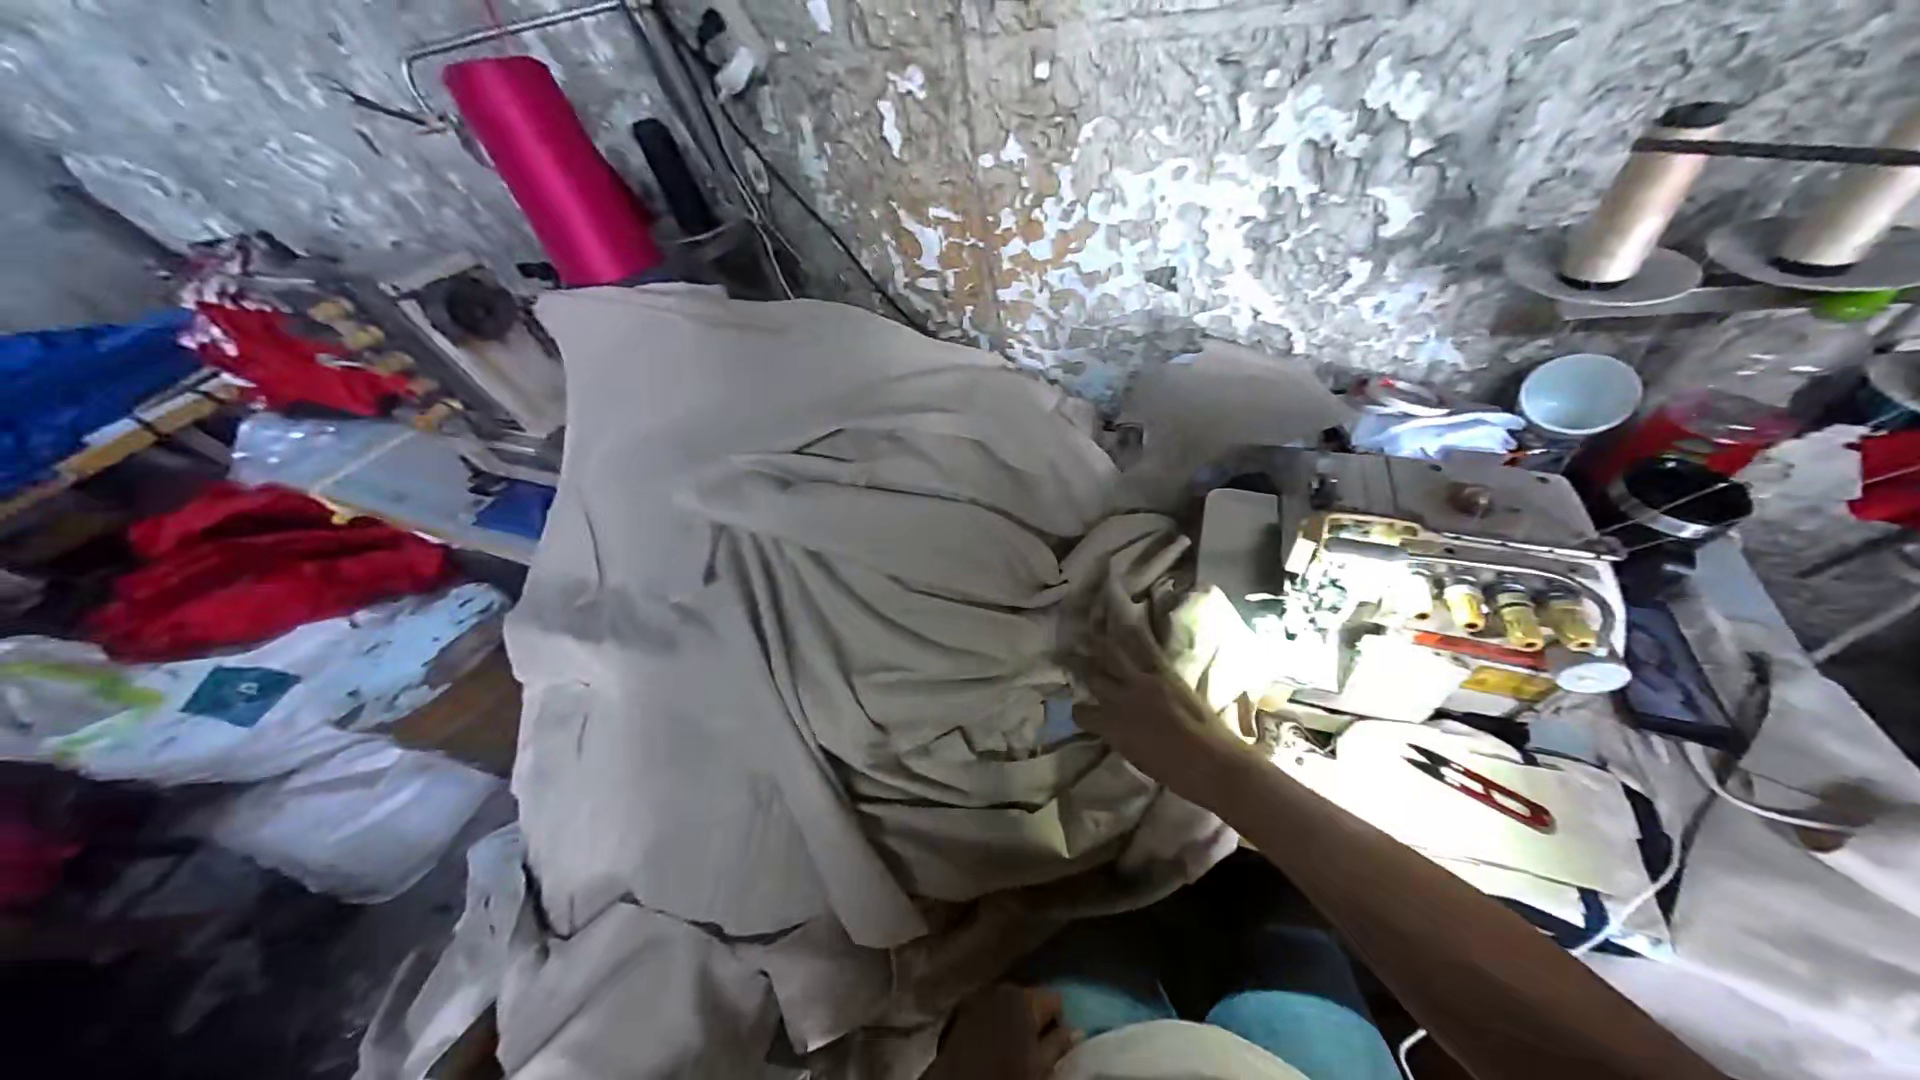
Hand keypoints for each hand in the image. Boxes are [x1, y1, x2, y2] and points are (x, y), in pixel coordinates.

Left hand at [924, 985, 1079, 1079]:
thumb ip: (1058, 1046)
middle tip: (1034, 1049)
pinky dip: (991, 1022)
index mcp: (1024, 999)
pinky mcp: (957, 1011)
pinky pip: (984, 1010)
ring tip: (1012, 1047)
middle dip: (1033, 1019)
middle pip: (1028, 998)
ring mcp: (976, 996)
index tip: (1057, 1046)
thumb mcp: (1040, 1069)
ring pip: (1005, 1003)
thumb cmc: (1006, 1077)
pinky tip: (990, 1044)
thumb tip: (1076, 1032)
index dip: (1059, 1022)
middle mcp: (1000, 988)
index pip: (1055, 1000)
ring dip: (1011, 1019)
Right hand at [1069, 619, 1260, 806]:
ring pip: (1114, 655)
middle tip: (1066, 655)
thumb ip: (1118, 736)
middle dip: (1077, 665)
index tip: (1078, 709)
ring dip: (1099, 644)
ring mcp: (1145, 683)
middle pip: (1093, 676)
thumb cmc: (1175, 772)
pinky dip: (1134, 637)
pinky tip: (1126, 626)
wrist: (1215, 764)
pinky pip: (1146, 649)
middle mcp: (1122, 699)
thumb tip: (1110, 724)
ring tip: (1088, 634)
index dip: (1077, 711)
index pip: (1082, 713)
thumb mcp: (1135, 757)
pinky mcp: (1167, 674)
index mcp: (1112, 726)